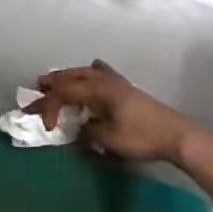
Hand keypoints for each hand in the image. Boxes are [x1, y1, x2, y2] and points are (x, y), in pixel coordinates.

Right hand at [27, 61, 200, 162]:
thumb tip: (79, 128)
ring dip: (68, 76)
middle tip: (36, 88)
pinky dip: (88, 74)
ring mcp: (117, 82)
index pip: (64, 93)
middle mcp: (105, 81)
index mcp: (98, 90)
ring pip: (85, 72)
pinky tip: (89, 76)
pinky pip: (100, 73)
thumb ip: (87, 132)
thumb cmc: (142, 137)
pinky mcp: (126, 88)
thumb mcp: (109, 140)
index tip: (47, 127)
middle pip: (72, 76)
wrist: (176, 135)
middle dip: (52, 83)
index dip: (49, 108)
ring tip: (55, 80)